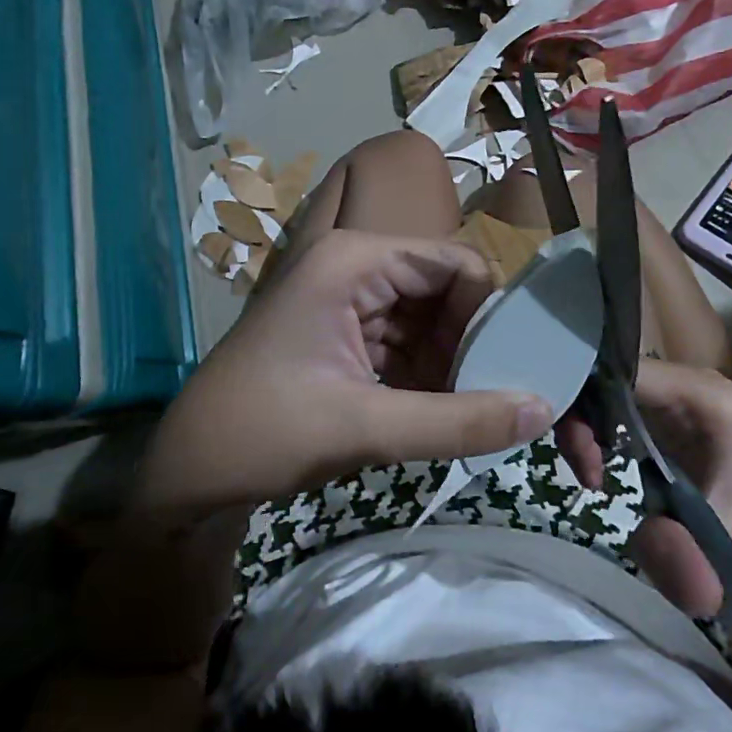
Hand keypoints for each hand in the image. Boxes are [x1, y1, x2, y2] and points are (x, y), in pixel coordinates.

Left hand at [133, 230, 552, 514]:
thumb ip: (458, 420)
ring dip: (450, 364)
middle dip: (470, 343)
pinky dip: (425, 376)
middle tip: (495, 398)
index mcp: (352, 261)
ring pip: (425, 320)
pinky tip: (438, 413)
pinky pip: (403, 343)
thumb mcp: (366, 428)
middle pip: (441, 290)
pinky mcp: (341, 333)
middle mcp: (352, 266)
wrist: (190, 471)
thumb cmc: (264, 432)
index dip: (488, 310)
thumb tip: (542, 410)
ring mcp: (344, 300)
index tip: (509, 368)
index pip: (452, 263)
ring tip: (470, 413)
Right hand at [562, 361, 731, 619]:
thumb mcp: (719, 557)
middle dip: (580, 418)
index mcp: (709, 398)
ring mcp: (674, 400)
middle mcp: (689, 385)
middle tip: (582, 470)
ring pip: (602, 391)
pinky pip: (608, 408)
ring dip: (582, 430)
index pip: (624, 369)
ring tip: (591, 477)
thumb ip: (674, 549)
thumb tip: (634, 528)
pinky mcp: (661, 418)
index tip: (579, 452)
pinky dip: (591, 436)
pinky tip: (597, 472)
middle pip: (608, 375)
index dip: (590, 401)